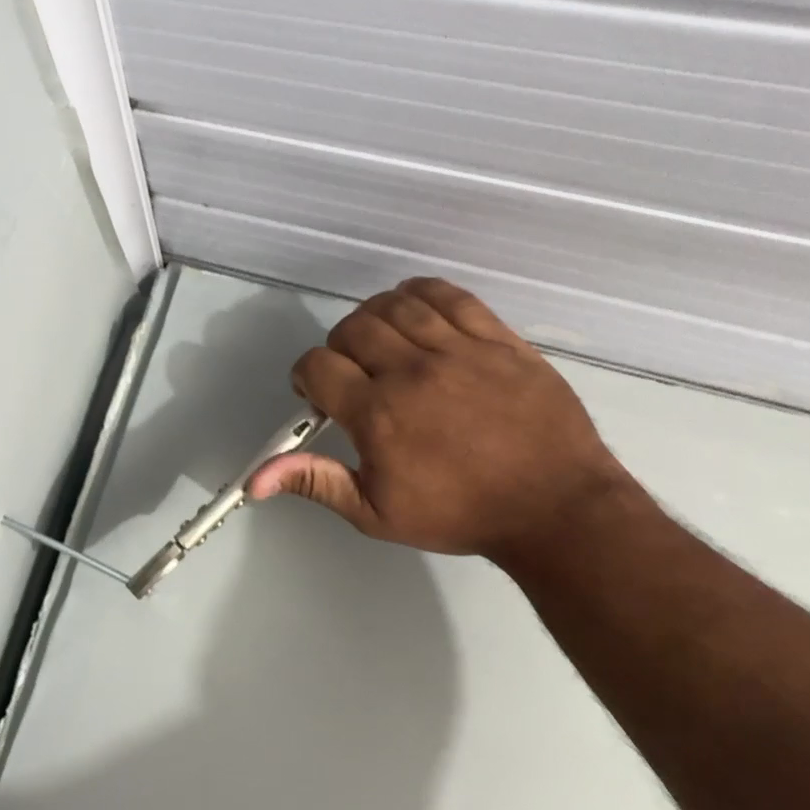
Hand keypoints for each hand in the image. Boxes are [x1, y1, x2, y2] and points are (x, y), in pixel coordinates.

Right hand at [247, 278, 640, 561]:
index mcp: (377, 414)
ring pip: (395, 306)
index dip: (306, 378)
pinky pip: (450, 296)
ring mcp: (460, 351)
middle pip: (351, 329)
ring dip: (375, 321)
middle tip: (354, 376)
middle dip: (339, 350)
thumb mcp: (374, 513)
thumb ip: (315, 483)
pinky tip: (416, 315)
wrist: (554, 506)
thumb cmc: (458, 514)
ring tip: (383, 346)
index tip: (320, 398)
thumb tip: (254, 481)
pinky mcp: (499, 340)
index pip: (316, 365)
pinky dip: (420, 296)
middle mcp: (412, 372)